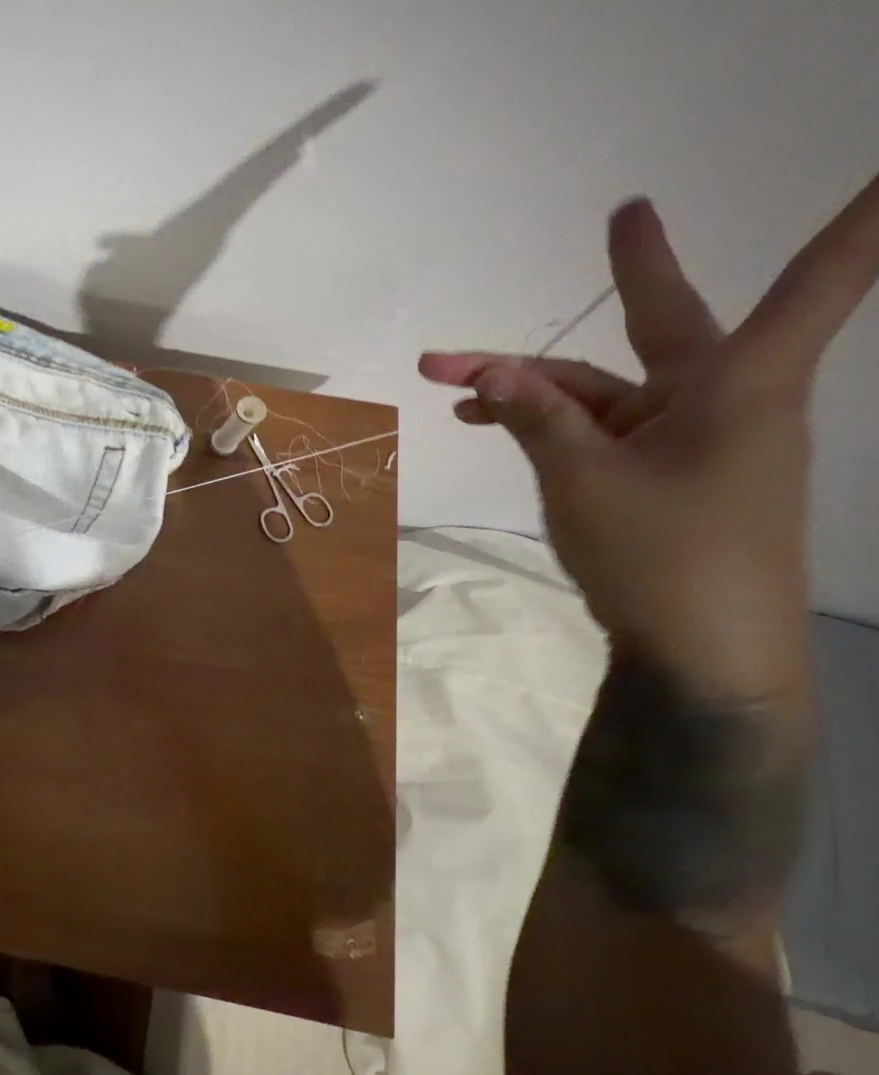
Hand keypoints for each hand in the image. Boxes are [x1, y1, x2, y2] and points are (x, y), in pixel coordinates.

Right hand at [420, 176, 878, 703]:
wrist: (703, 655)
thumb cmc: (662, 555)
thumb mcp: (580, 480)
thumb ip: (535, 416)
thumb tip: (489, 369)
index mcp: (739, 386)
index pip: (818, 282)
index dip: (862, 220)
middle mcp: (724, 400)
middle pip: (666, 326)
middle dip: (634, 274)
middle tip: (626, 213)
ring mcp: (693, 440)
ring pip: (605, 389)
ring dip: (528, 384)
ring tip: (444, 381)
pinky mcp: (665, 475)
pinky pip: (599, 429)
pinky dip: (545, 422)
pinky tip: (485, 423)